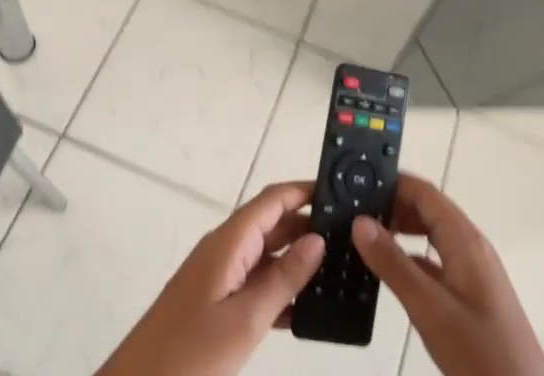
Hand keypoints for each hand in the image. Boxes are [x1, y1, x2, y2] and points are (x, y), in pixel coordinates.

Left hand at [97, 181, 324, 375]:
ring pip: (266, 257)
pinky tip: (307, 310)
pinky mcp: (215, 304)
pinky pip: (255, 284)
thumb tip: (317, 239)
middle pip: (272, 225)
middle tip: (352, 238)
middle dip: (310, 227)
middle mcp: (224, 250)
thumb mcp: (246, 317)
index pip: (273, 199)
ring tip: (340, 272)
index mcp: (229, 242)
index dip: (306, 190)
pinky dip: (281, 290)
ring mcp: (218, 277)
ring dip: (298, 262)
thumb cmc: (191, 353)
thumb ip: (284, 277)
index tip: (343, 191)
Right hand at [351, 174, 543, 375]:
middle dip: (393, 205)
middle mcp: (471, 247)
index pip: (426, 193)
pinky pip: (436, 260)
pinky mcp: (471, 293)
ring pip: (432, 235)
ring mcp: (473, 270)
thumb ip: (394, 264)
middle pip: (429, 210)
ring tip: (365, 237)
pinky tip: (389, 271)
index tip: (357, 181)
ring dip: (402, 229)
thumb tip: (360, 222)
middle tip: (353, 211)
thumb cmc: (478, 351)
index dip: (394, 183)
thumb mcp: (429, 308)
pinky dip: (412, 256)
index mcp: (464, 241)